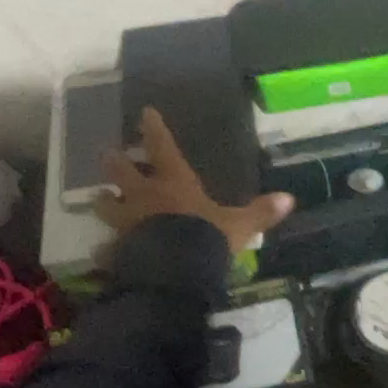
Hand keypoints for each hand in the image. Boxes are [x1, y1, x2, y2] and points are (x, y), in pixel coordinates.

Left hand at [96, 107, 294, 253]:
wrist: (174, 274)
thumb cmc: (206, 240)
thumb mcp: (238, 226)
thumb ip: (259, 213)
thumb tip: (289, 199)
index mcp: (175, 184)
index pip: (163, 149)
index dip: (155, 130)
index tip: (145, 113)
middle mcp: (146, 197)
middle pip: (123, 174)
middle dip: (115, 163)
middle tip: (105, 154)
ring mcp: (127, 224)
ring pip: (107, 207)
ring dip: (103, 202)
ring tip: (98, 199)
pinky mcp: (118, 250)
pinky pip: (107, 248)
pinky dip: (105, 250)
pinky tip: (100, 253)